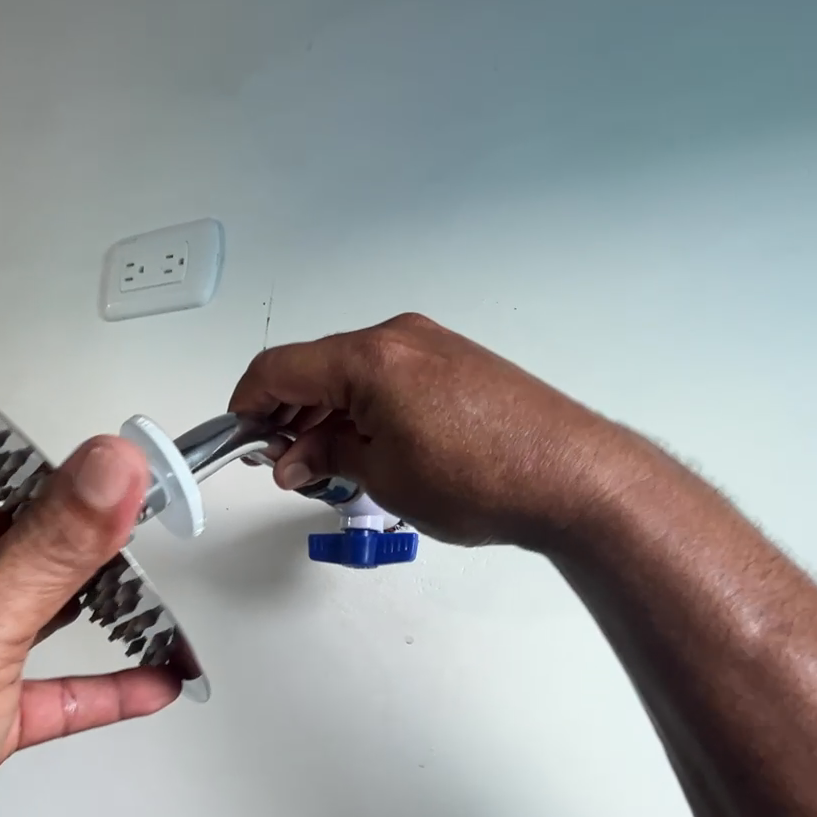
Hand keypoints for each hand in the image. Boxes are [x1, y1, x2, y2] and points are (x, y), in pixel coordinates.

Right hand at [229, 313, 645, 548]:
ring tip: (324, 461)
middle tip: (282, 460)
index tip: (240, 434)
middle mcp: (397, 337)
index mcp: (369, 358)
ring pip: (349, 371)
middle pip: (314, 366)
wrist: (575, 478)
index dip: (248, 402)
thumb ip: (326, 457)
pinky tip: (363, 444)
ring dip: (324, 411)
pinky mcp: (454, 361)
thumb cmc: (481, 477)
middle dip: (287, 412)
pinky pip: (385, 374)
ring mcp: (430, 345)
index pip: (279, 368)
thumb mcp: (381, 476)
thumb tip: (295, 459)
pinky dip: (360, 405)